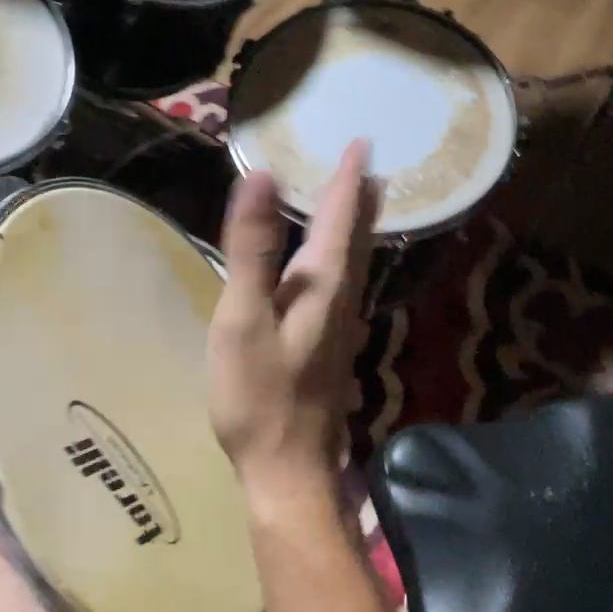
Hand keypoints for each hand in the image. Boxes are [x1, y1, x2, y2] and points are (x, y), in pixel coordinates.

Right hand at [207, 138, 377, 496]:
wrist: (287, 470)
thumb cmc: (259, 396)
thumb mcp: (243, 318)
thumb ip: (252, 249)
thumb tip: (263, 176)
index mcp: (323, 286)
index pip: (340, 218)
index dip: (348, 178)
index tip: (362, 140)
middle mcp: (343, 303)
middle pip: (357, 240)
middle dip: (362, 200)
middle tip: (369, 165)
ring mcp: (340, 332)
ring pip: (355, 267)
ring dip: (357, 231)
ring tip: (358, 205)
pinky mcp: (329, 354)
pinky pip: (342, 290)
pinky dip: (341, 263)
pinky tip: (331, 272)